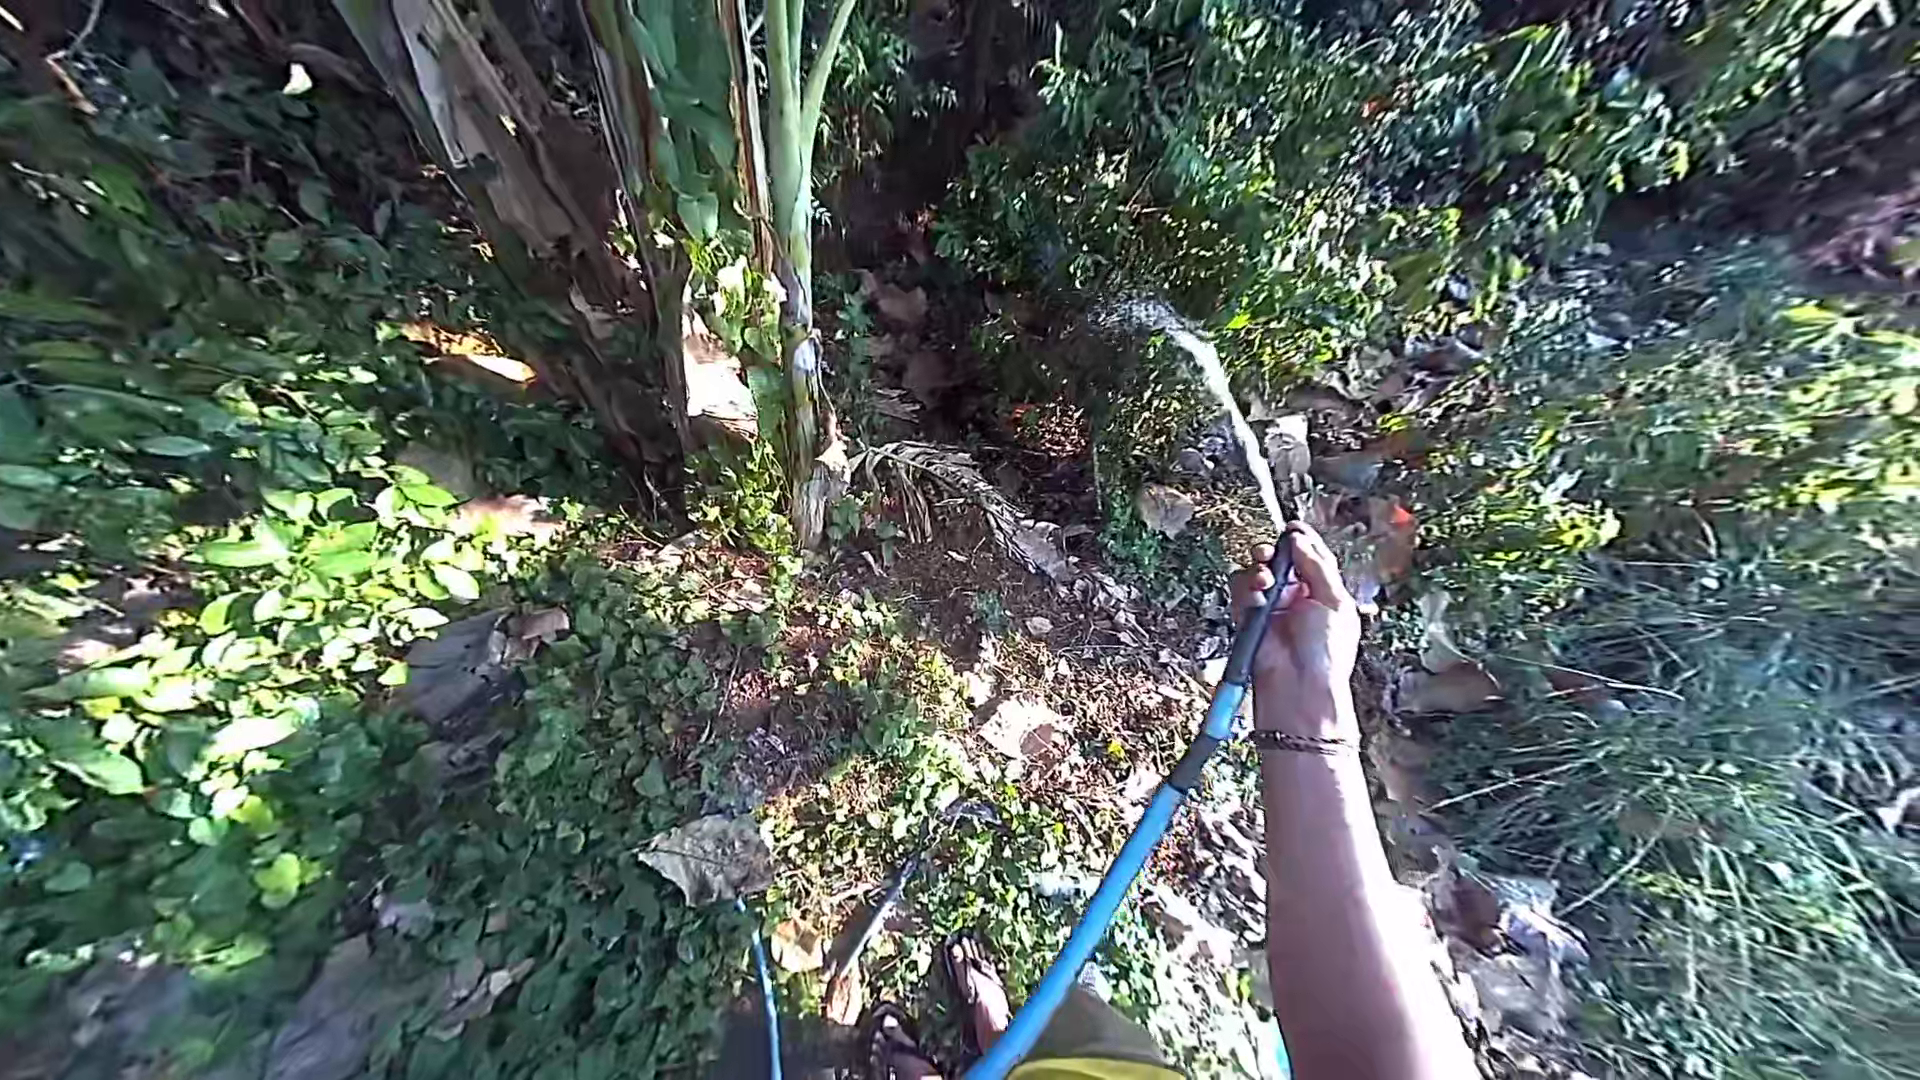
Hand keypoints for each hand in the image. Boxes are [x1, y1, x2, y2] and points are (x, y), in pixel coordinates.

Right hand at [1229, 522, 1360, 737]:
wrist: (1298, 684)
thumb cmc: (1325, 651)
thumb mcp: (1334, 601)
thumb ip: (1316, 566)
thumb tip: (1298, 539)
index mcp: (1323, 593)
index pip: (1310, 558)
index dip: (1301, 541)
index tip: (1292, 527)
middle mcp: (1295, 597)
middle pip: (1279, 562)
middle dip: (1273, 553)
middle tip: (1269, 552)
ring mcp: (1270, 607)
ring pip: (1256, 573)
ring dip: (1258, 570)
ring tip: (1263, 579)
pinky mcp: (1248, 616)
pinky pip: (1240, 591)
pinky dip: (1245, 588)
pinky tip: (1255, 595)